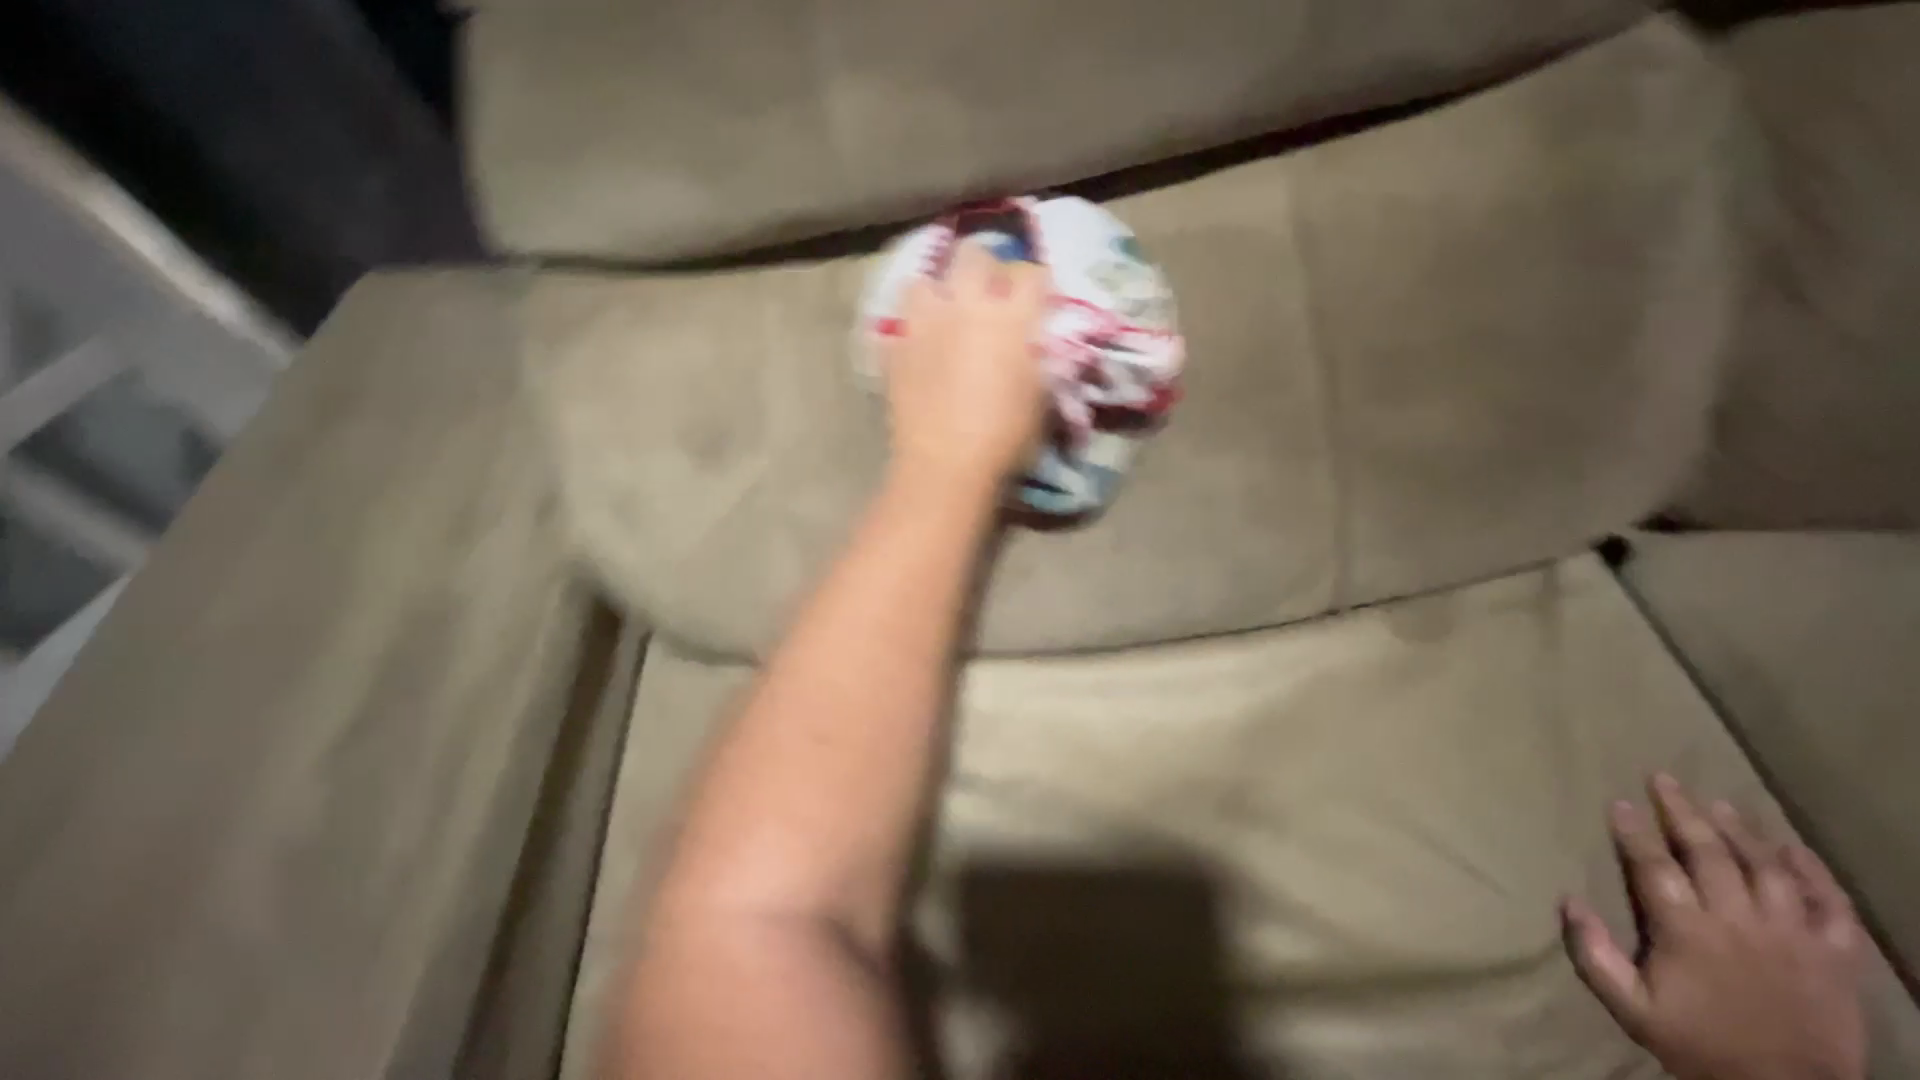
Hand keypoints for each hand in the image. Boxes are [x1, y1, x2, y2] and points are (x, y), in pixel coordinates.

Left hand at [883, 239, 1050, 489]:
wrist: (946, 467)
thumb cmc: (1006, 438)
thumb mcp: (1045, 399)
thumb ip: (1045, 360)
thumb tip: (1042, 343)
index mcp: (1011, 316)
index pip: (1031, 273)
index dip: (1038, 285)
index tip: (1040, 301)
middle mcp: (965, 306)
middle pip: (972, 255)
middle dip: (983, 268)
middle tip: (989, 296)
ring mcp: (923, 325)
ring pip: (923, 280)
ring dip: (937, 292)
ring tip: (945, 316)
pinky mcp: (894, 349)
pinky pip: (899, 325)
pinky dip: (910, 331)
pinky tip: (919, 348)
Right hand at [1563, 775, 1866, 1079]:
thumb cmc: (1697, 1044)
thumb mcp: (1630, 1007)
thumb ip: (1595, 954)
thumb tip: (1568, 900)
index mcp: (1688, 931)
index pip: (1655, 866)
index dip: (1634, 831)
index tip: (1618, 801)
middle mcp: (1739, 921)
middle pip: (1709, 853)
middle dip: (1683, 812)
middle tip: (1664, 779)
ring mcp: (1793, 936)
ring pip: (1766, 868)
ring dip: (1741, 832)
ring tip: (1721, 803)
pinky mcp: (1834, 955)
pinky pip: (1829, 905)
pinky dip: (1814, 873)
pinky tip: (1794, 849)